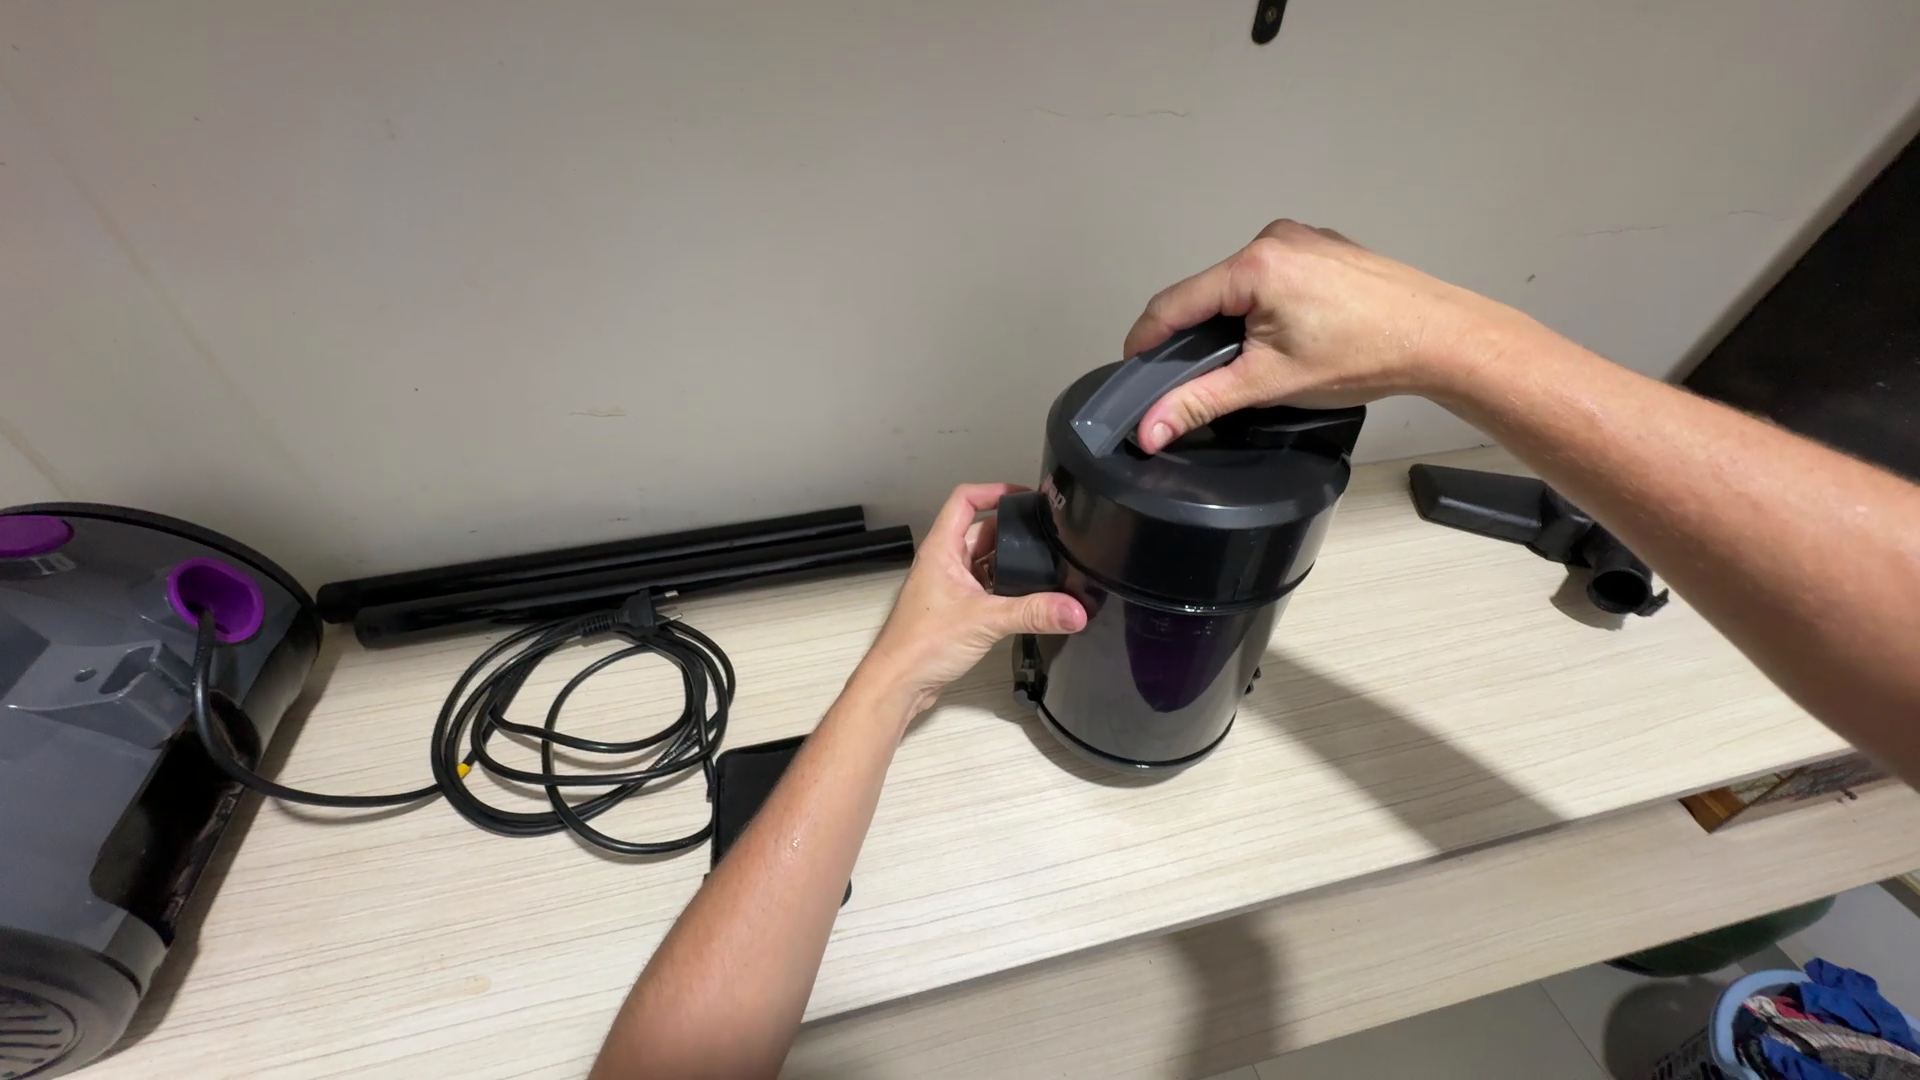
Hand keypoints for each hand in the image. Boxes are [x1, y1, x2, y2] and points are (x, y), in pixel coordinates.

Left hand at [856, 483, 1085, 716]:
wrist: (899, 683)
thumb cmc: (923, 644)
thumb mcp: (985, 620)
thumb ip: (1033, 612)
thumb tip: (1075, 609)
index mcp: (941, 549)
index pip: (965, 501)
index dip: (994, 491)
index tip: (1025, 495)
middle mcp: (944, 562)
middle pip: (981, 531)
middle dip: (1012, 530)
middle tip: (1046, 532)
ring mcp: (948, 586)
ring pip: (984, 561)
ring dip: (1010, 561)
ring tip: (1045, 561)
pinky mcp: (955, 609)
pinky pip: (984, 586)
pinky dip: (1005, 587)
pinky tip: (1027, 596)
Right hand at [1124, 219, 1534, 452]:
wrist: (1441, 338)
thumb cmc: (1365, 354)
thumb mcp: (1267, 384)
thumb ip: (1198, 402)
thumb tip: (1150, 429)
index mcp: (1255, 265)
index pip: (1172, 303)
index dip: (1145, 340)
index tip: (1133, 370)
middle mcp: (1274, 239)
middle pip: (1201, 291)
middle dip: (1188, 334)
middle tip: (1189, 376)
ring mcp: (1299, 239)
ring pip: (1231, 284)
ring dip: (1222, 320)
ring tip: (1237, 359)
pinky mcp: (1318, 248)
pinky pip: (1263, 275)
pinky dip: (1252, 305)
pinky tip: (1273, 335)